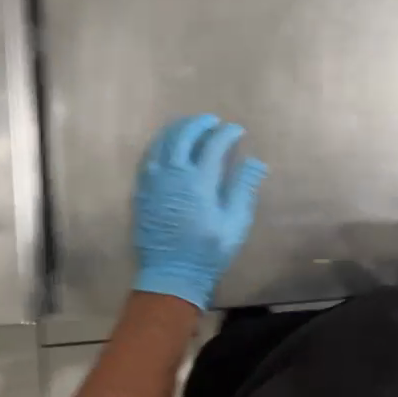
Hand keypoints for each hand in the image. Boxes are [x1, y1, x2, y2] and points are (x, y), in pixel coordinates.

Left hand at [130, 115, 268, 309]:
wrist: (170, 274)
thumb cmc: (207, 250)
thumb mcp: (234, 223)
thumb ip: (243, 188)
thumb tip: (255, 161)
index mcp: (199, 181)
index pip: (213, 144)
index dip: (227, 133)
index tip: (237, 131)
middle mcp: (173, 174)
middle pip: (183, 135)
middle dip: (199, 123)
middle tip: (212, 122)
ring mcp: (153, 181)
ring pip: (162, 142)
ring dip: (177, 130)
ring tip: (190, 127)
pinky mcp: (141, 190)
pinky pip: (149, 157)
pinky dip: (160, 144)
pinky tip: (168, 146)